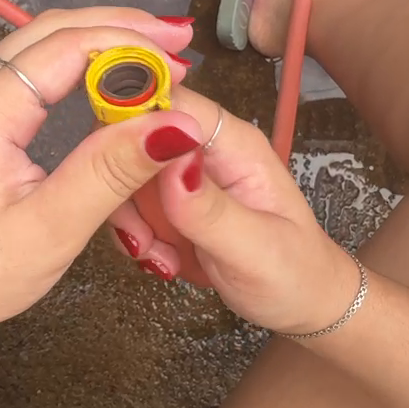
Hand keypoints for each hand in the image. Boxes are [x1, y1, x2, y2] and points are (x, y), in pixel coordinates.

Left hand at [0, 8, 204, 357]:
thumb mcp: (52, 228)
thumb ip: (110, 171)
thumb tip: (175, 124)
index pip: (64, 47)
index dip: (127, 43)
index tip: (180, 58)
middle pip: (47, 31)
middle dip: (115, 27)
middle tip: (175, 38)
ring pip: (35, 47)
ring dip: (94, 41)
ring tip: (152, 51)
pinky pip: (26, 73)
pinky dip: (72, 64)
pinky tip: (105, 77)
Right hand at [109, 87, 362, 333]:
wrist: (300, 305)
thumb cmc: (293, 274)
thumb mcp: (255, 249)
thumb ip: (208, 207)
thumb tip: (164, 154)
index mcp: (232, 144)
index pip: (171, 103)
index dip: (130, 119)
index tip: (108, 166)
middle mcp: (202, 150)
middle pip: (134, 135)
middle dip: (121, 183)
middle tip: (139, 236)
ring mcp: (181, 176)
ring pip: (124, 172)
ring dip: (125, 216)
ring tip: (153, 255)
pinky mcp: (167, 202)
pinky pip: (128, 202)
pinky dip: (131, 232)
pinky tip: (158, 259)